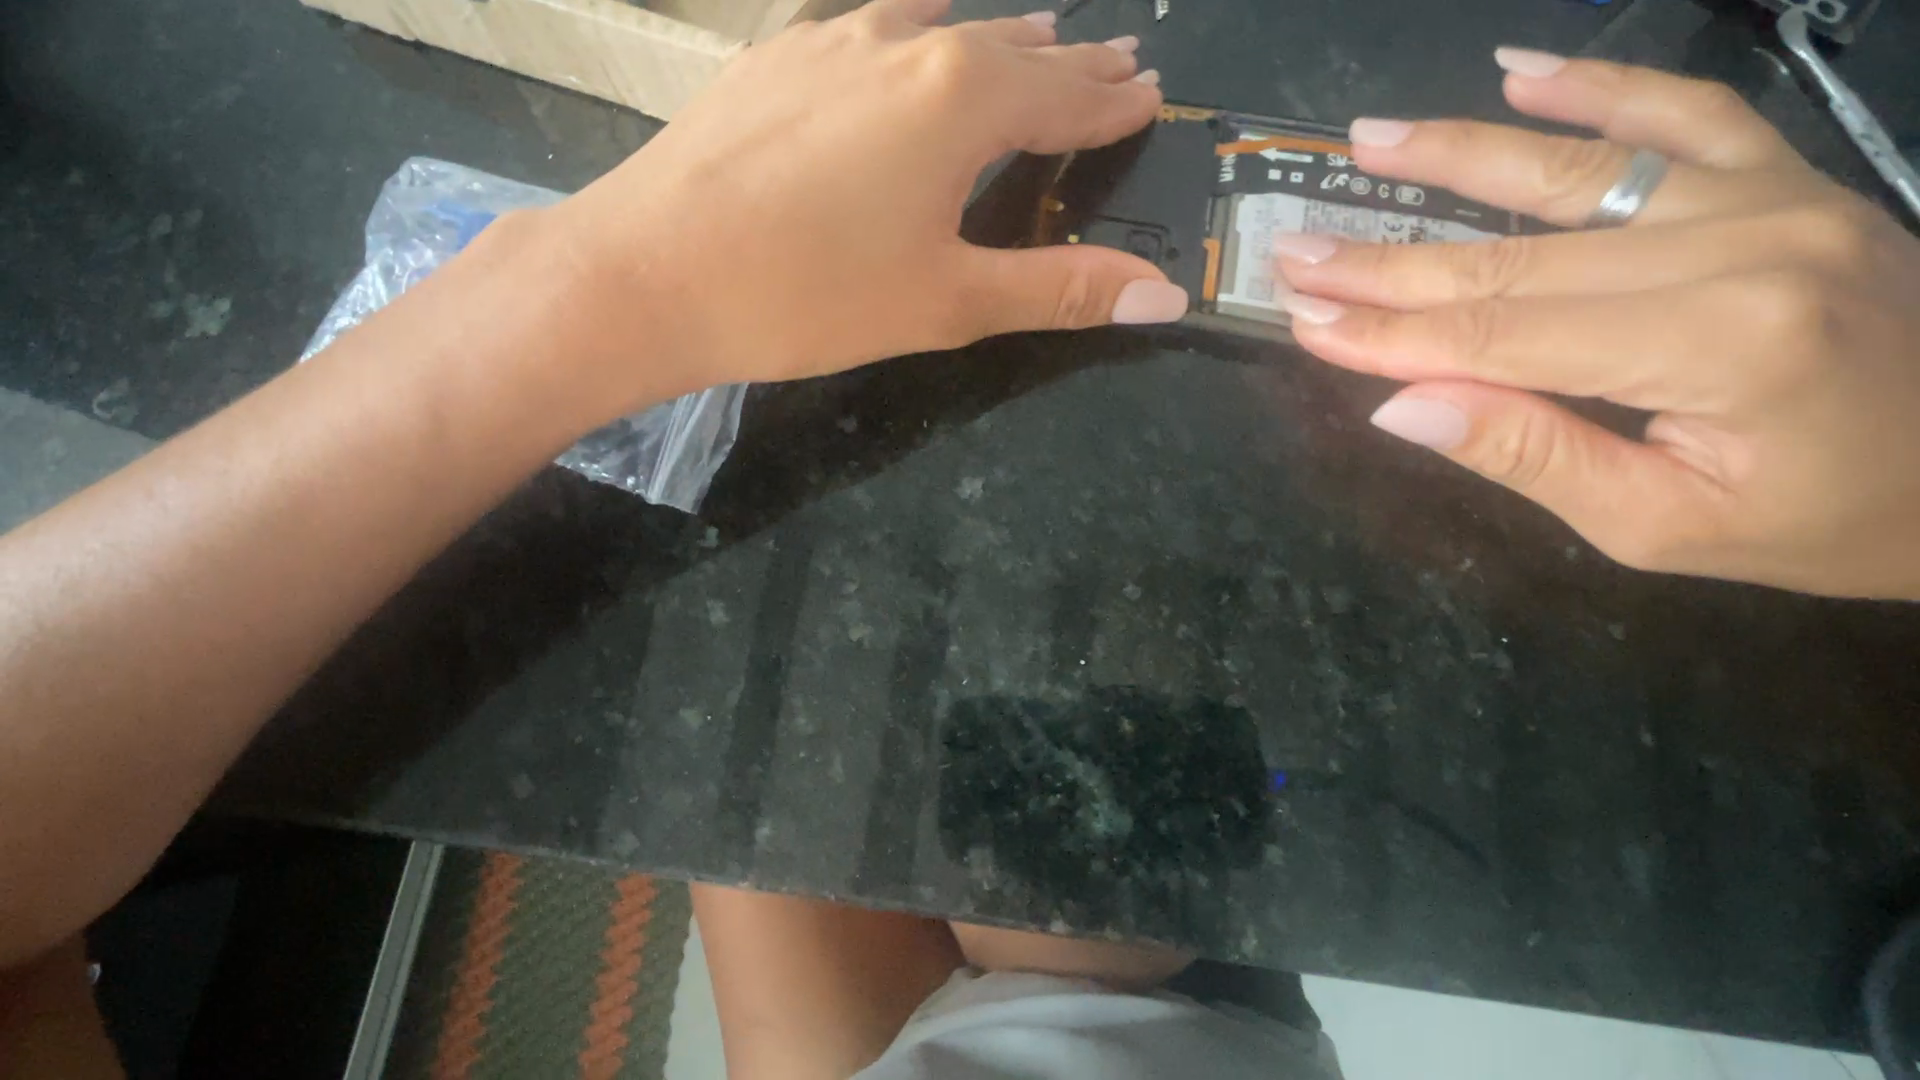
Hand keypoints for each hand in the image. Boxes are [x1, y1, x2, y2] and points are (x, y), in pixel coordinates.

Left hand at [544, 0, 1180, 408]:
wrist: (648, 274)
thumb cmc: (810, 297)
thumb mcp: (949, 303)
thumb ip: (1058, 290)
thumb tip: (1166, 298)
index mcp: (960, 102)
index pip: (1064, 99)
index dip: (1112, 103)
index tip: (1151, 93)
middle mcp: (904, 47)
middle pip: (1012, 52)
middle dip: (1071, 64)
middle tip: (1119, 58)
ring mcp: (831, 40)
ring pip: (941, 29)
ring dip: (998, 38)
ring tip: (1040, 34)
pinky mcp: (775, 58)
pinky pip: (870, 26)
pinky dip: (915, 30)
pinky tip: (911, 28)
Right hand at [1275, 51, 1919, 599]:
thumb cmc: (1818, 520)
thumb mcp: (1657, 524)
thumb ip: (1528, 455)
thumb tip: (1399, 405)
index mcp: (1711, 344)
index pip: (1498, 336)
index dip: (1386, 333)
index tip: (1301, 318)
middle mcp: (1738, 248)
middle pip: (1510, 259)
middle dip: (1385, 261)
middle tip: (1293, 251)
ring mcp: (1769, 198)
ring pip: (1572, 173)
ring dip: (1454, 155)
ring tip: (1363, 141)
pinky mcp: (1784, 180)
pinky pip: (1680, 115)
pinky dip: (1596, 90)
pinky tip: (1519, 73)